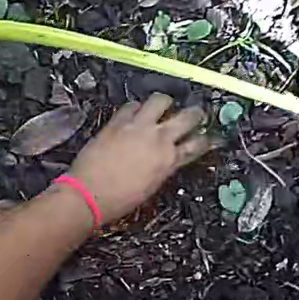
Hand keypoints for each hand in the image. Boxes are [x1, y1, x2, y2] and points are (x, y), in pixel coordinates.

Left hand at [62, 93, 214, 223]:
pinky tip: (134, 112)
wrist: (89, 194)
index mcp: (169, 160)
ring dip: (165, 102)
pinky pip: (132, 105)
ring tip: (164, 105)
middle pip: (187, 116)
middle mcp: (158, 139)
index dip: (207, 139)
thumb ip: (163, 167)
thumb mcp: (151, 186)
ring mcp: (138, 126)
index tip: (209, 136)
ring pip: (161, 100)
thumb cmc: (119, 199)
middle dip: (195, 113)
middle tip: (195, 112)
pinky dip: (136, 107)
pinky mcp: (118, 121)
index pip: (198, 144)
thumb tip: (166, 158)